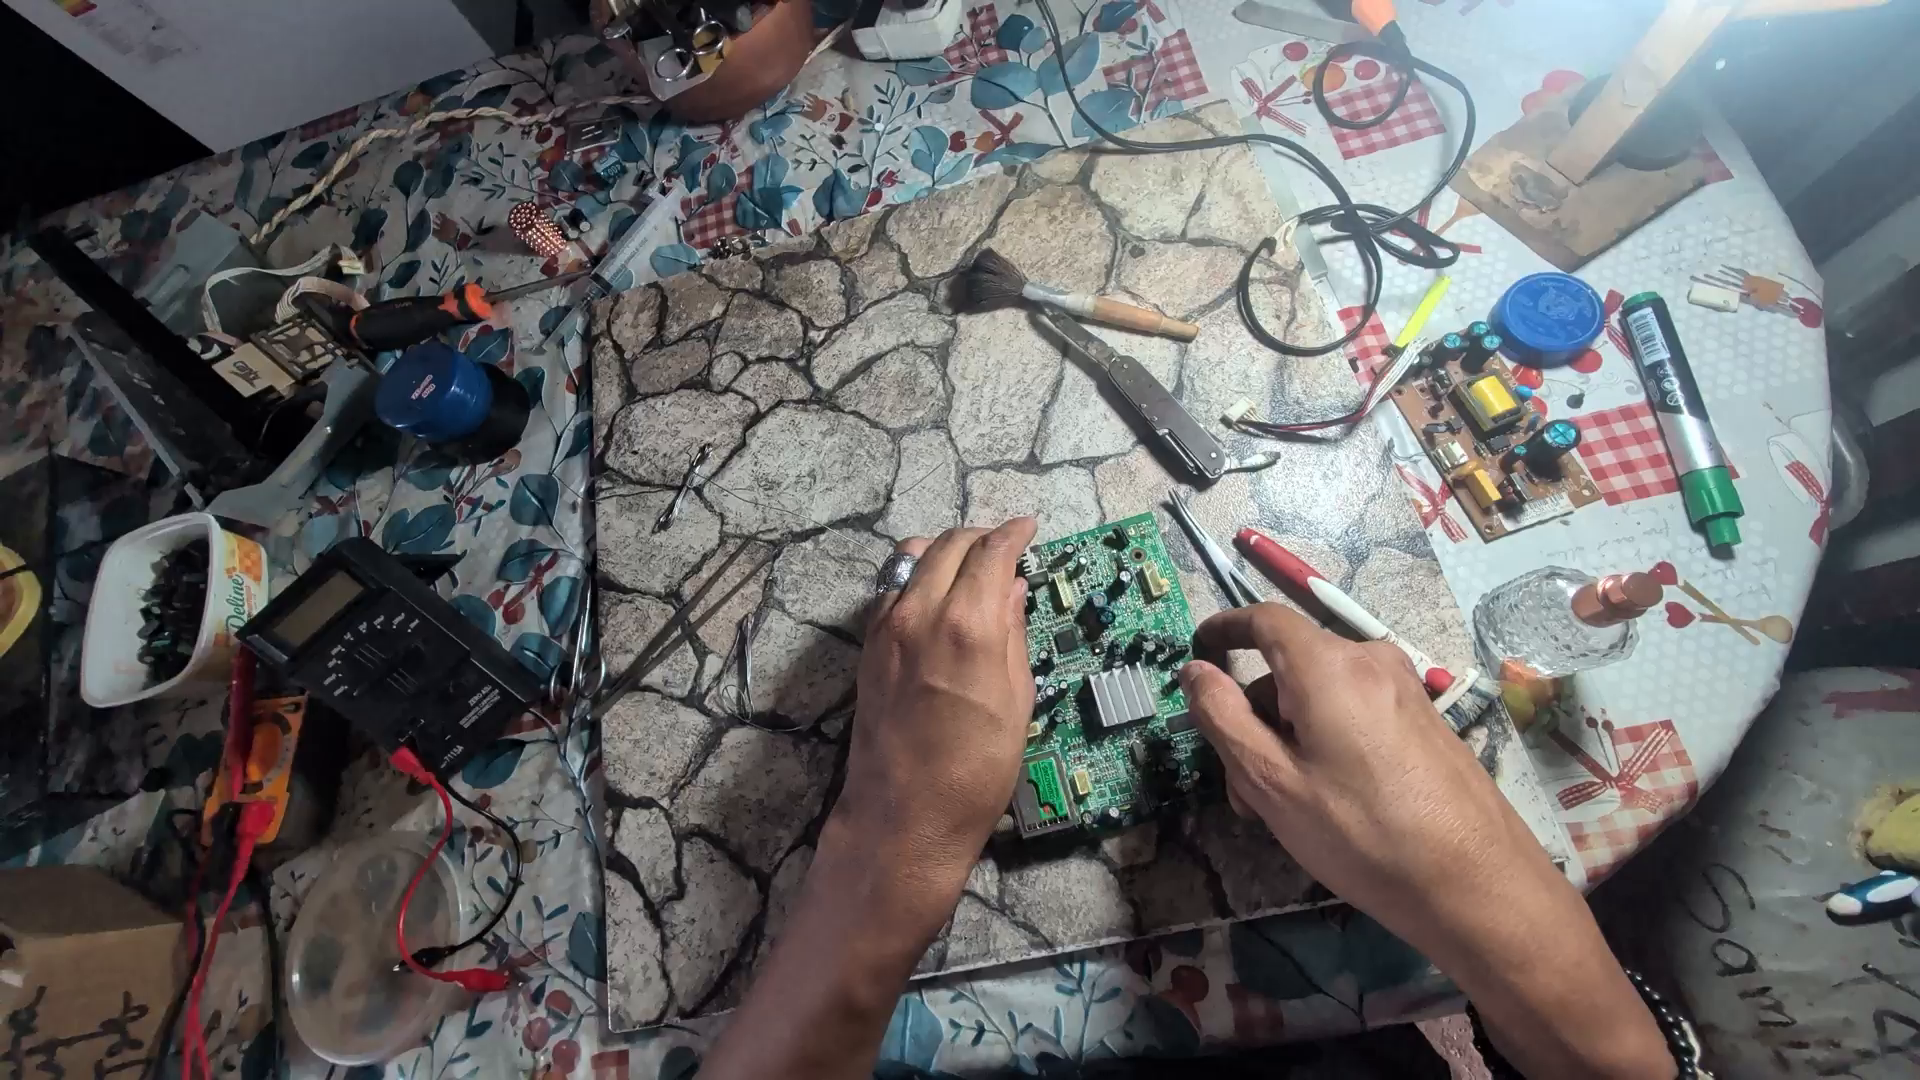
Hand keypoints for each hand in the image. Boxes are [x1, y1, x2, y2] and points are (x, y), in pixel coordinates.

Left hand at [705, 522, 1036, 1079]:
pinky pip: (892, 589)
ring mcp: (886, 625)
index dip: (1013, 533)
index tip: (1029, 527)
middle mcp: (920, 610)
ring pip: (913, 558)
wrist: (904, 815)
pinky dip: (917, 578)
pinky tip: (935, 599)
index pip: (990, 552)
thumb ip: (1011, 633)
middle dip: (980, 536)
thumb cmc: (977, 768)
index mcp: (967, 623)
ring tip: (970, 568)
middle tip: (1004, 547)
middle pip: (948, 544)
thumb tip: (1011, 587)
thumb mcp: (1016, 700)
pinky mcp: (868, 644)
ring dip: (945, 551)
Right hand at [1180, 603, 1669, 1078]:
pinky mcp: (1422, 720)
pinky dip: (1321, 739)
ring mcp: (1403, 690)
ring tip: (1281, 805)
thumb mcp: (1271, 781)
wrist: (1485, 894)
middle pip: (1288, 667)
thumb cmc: (1363, 834)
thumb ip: (1222, 716)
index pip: (1265, 618)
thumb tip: (1195, 670)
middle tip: (1239, 779)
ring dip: (1285, 734)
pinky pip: (1351, 710)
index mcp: (1328, 667)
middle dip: (1253, 713)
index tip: (1198, 649)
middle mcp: (1369, 662)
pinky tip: (1324, 799)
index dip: (1225, 628)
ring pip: (1317, 694)